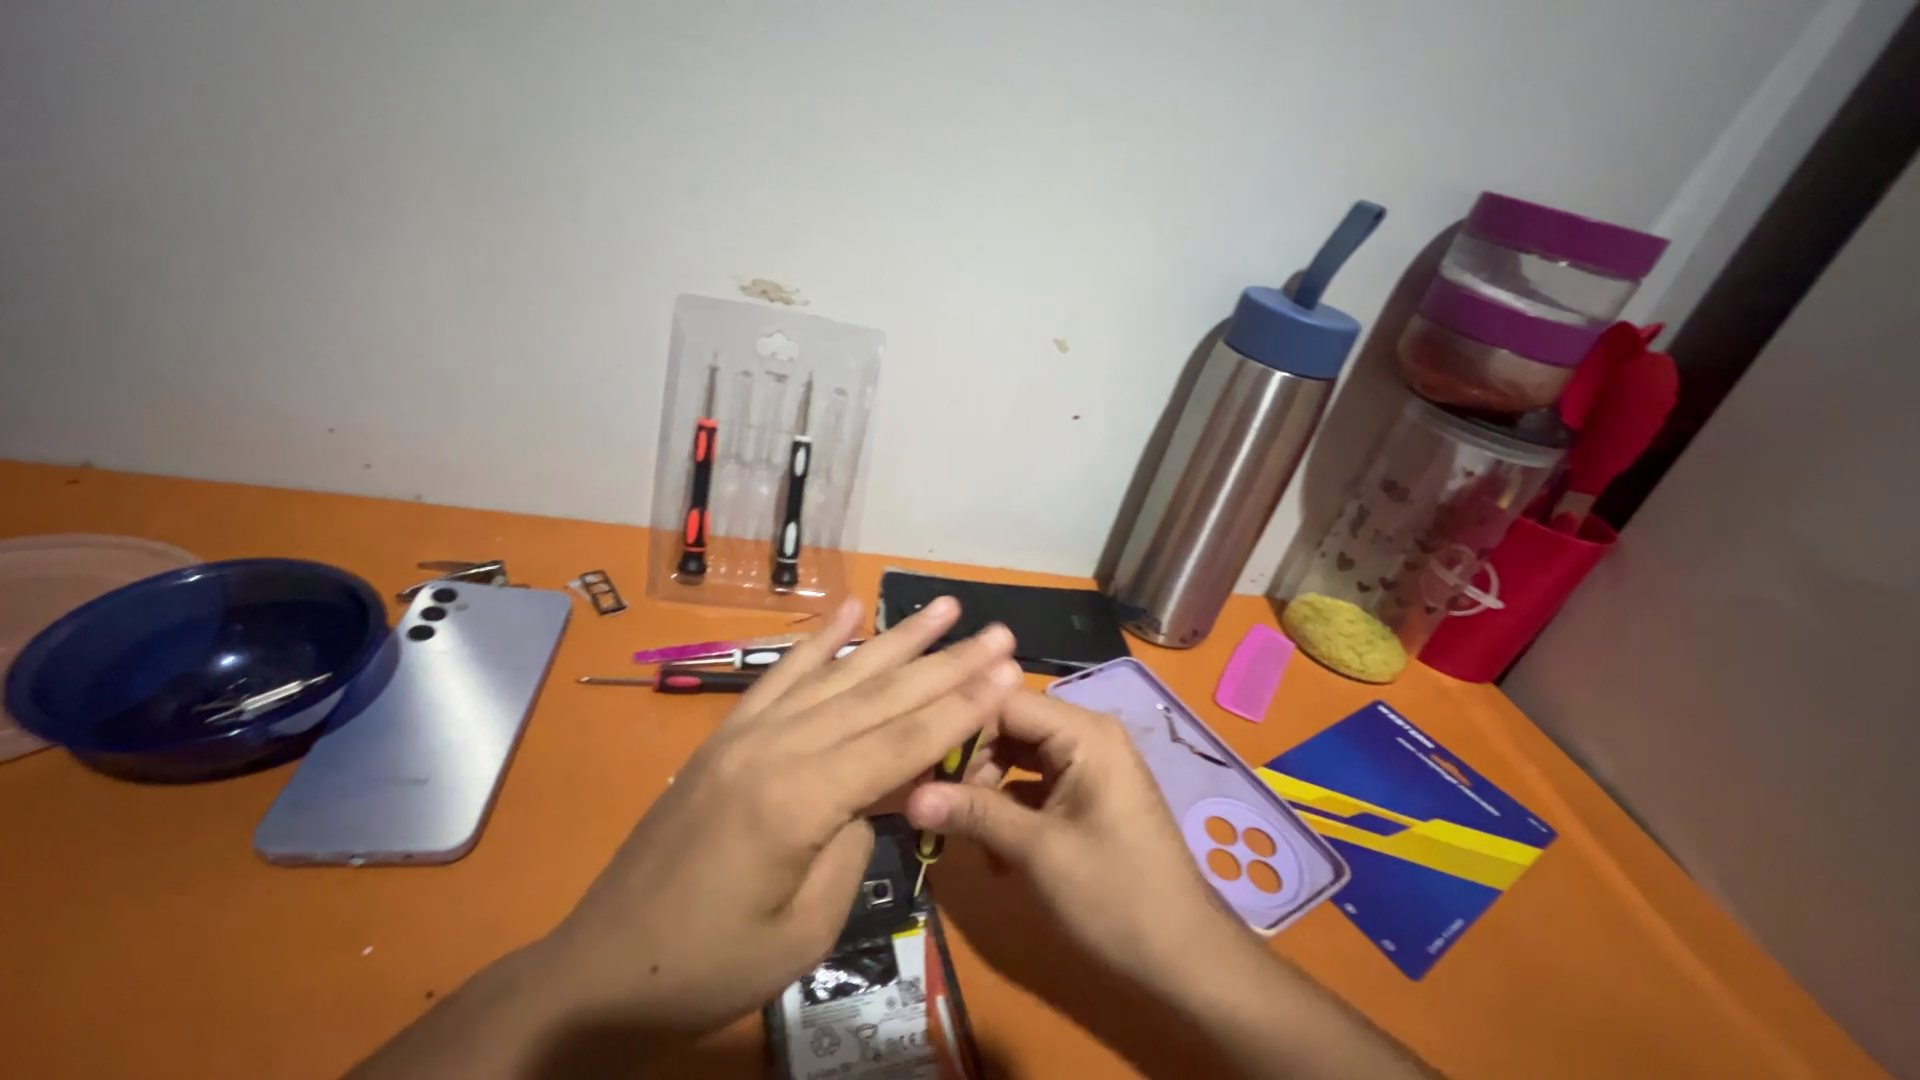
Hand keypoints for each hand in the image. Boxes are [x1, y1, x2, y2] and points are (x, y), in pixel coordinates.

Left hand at [547, 596, 1020, 1043]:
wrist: (601, 968)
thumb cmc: (709, 967)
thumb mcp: (804, 930)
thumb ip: (852, 847)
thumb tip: (877, 793)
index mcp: (797, 801)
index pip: (899, 743)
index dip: (960, 709)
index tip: (1010, 673)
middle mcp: (774, 748)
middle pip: (878, 697)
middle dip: (946, 664)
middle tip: (999, 633)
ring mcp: (745, 734)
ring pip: (836, 675)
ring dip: (896, 640)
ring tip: (943, 606)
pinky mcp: (725, 736)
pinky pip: (779, 676)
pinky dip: (818, 640)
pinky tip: (849, 609)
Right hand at [904, 690, 1241, 993]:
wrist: (1185, 957)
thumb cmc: (1116, 896)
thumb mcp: (1037, 851)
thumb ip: (973, 814)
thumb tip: (909, 798)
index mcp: (1084, 732)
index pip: (1002, 702)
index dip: (957, 728)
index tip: (915, 765)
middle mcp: (1087, 736)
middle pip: (1008, 728)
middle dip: (968, 764)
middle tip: (929, 804)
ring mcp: (1089, 767)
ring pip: (1016, 759)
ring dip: (984, 793)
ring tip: (958, 834)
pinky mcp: (1087, 797)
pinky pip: (1034, 786)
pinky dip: (1008, 812)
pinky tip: (991, 855)